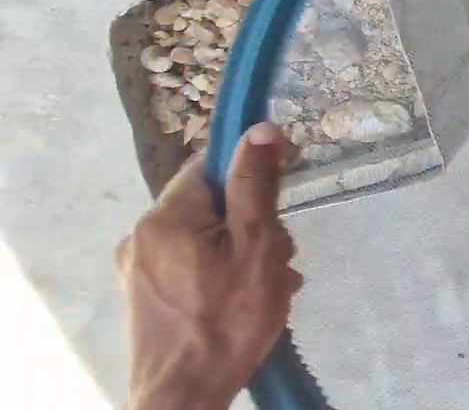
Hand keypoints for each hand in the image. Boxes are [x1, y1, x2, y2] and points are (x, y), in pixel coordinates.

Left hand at [116, 123, 301, 409]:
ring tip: (272, 276)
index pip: (211, 163)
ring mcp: (139, 268)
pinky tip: (252, 289)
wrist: (187, 393)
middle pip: (214, 199)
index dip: (253, 167)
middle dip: (257, 215)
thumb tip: (260, 128)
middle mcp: (142, 237)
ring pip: (211, 230)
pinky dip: (230, 264)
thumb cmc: (230, 313)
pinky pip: (198, 257)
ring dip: (250, 243)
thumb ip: (256, 183)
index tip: (286, 186)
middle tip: (280, 249)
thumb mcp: (258, 241)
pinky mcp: (147, 292)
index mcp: (165, 219)